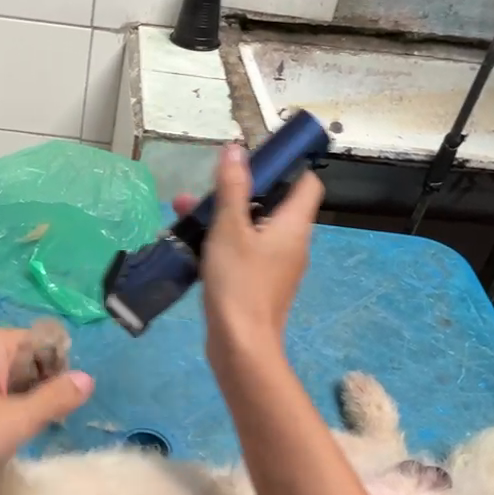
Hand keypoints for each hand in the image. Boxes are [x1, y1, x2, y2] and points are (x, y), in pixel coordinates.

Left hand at [0, 326, 92, 494]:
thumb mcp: (15, 423)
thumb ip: (55, 399)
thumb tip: (87, 379)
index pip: (41, 342)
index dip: (58, 371)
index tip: (59, 407)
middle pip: (18, 357)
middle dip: (34, 388)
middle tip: (35, 425)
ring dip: (9, 402)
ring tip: (9, 434)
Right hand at [173, 142, 323, 354]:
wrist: (240, 345)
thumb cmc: (239, 282)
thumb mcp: (230, 228)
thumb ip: (232, 187)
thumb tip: (235, 149)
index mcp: (294, 226)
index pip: (307, 183)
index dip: (287, 166)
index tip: (255, 159)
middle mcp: (292, 244)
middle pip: (275, 204)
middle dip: (240, 190)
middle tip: (209, 185)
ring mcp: (276, 268)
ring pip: (254, 229)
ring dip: (224, 216)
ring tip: (186, 209)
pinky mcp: (259, 286)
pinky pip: (244, 252)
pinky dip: (223, 242)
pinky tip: (191, 241)